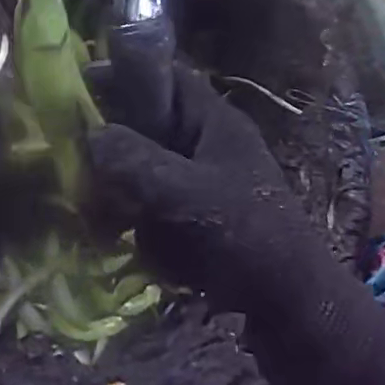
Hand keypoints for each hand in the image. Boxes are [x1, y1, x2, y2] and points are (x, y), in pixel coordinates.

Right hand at [85, 31, 323, 311]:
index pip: (167, 75)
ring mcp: (206, 181)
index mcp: (215, 121)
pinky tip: (146, 249)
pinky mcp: (202, 217)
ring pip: (149, 166)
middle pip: (150, 123)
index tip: (86, 81)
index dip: (128, 71)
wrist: (297, 313)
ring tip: (113, 218)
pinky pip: (158, 204)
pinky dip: (145, 224)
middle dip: (119, 143)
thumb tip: (90, 134)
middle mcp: (209, 143)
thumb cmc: (248, 237)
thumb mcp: (187, 193)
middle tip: (87, 160)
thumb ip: (135, 160)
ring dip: (128, 191)